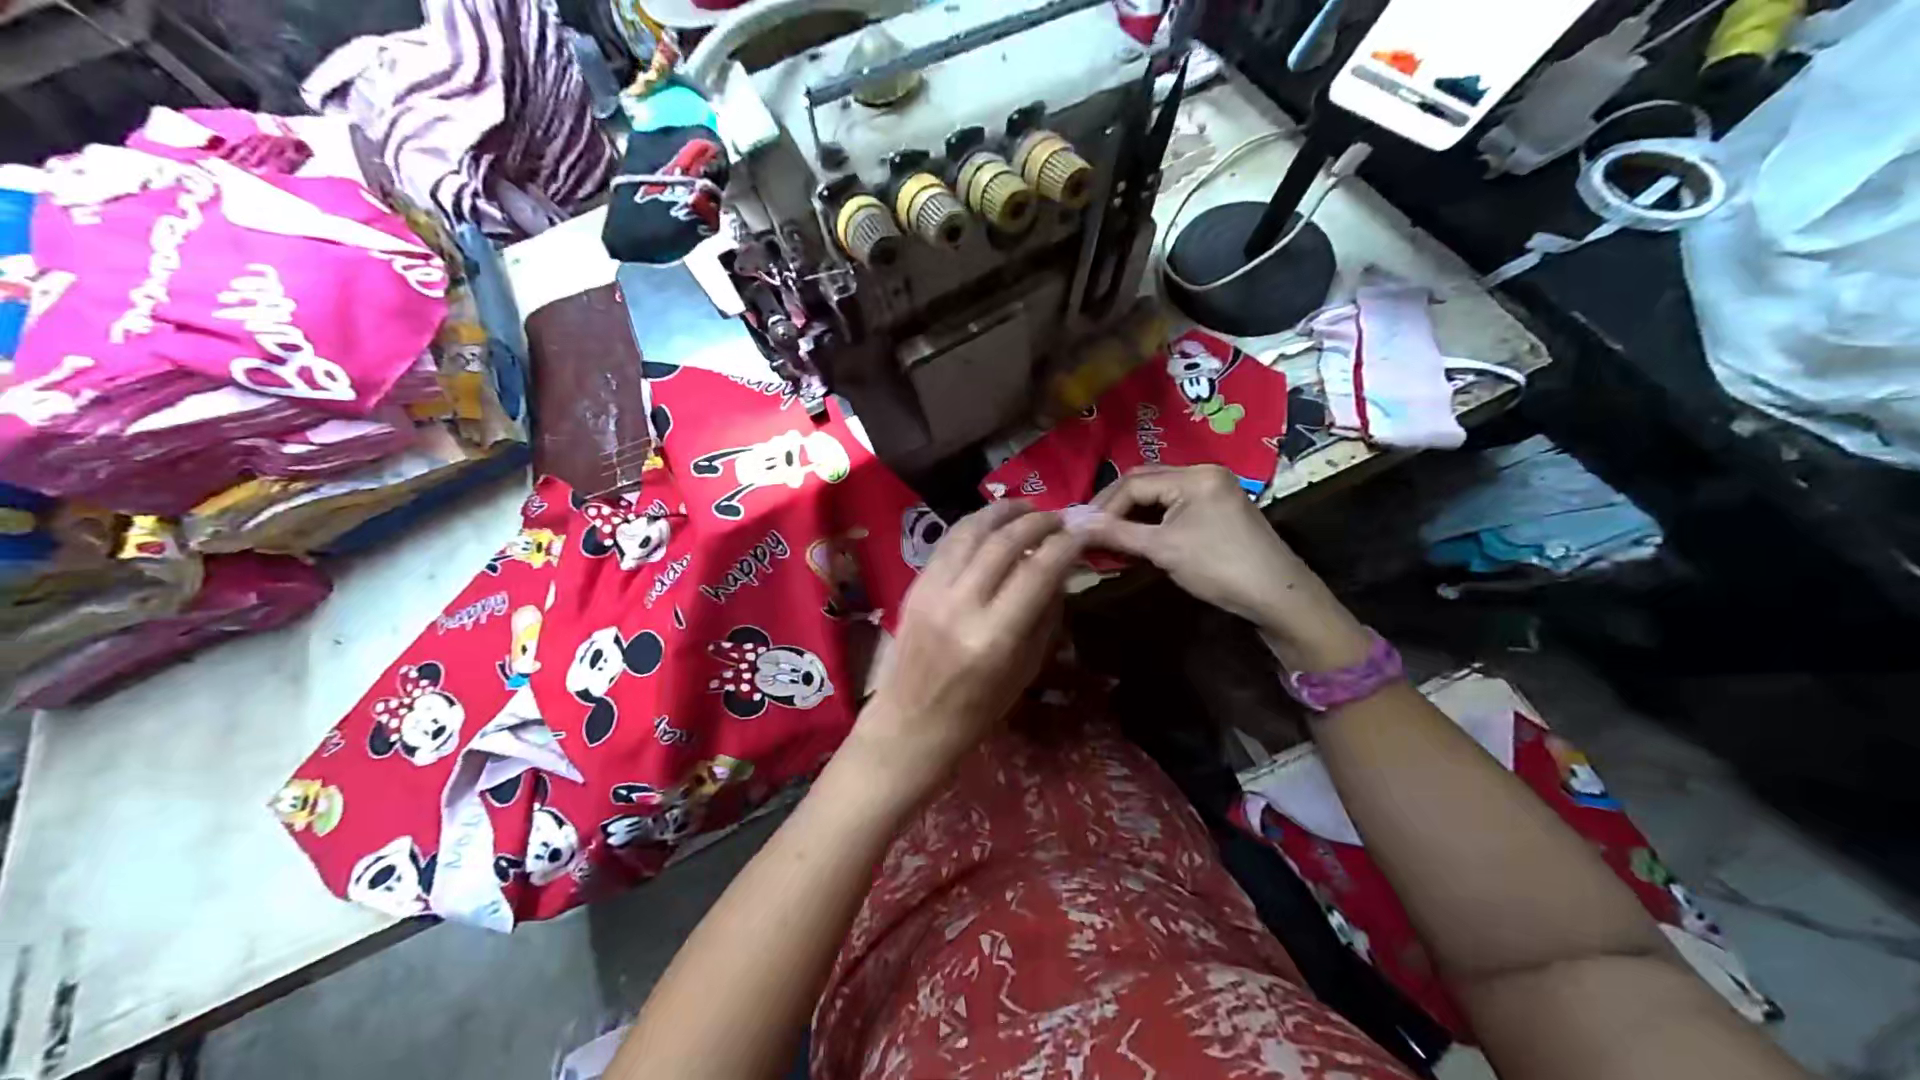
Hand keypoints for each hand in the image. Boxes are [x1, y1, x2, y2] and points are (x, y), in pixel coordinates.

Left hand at [855, 501, 1083, 793]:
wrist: (912, 721)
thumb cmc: (978, 708)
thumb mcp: (1027, 668)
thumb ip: (1045, 615)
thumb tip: (1060, 569)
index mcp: (995, 637)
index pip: (1038, 573)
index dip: (1065, 546)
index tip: (1082, 533)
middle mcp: (962, 606)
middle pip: (1005, 543)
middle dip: (1038, 522)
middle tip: (1060, 518)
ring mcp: (933, 592)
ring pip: (972, 532)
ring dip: (1004, 512)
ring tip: (1028, 508)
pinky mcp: (915, 585)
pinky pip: (948, 542)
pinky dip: (974, 524)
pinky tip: (992, 522)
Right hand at [1072, 465, 1370, 671]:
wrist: (1276, 596)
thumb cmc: (1218, 568)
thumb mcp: (1163, 549)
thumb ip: (1117, 533)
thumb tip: (1073, 524)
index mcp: (1194, 475)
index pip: (1134, 482)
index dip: (1104, 506)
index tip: (1082, 531)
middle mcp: (1204, 472)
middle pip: (1145, 481)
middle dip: (1115, 506)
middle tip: (1090, 530)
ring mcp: (1213, 489)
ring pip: (1158, 493)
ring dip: (1132, 513)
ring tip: (1108, 535)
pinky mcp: (1217, 507)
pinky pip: (1174, 504)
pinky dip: (1152, 519)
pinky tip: (1137, 536)